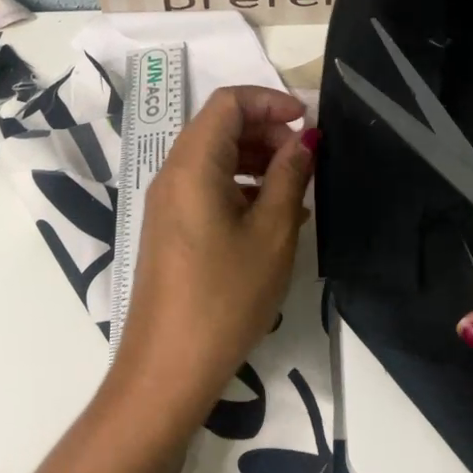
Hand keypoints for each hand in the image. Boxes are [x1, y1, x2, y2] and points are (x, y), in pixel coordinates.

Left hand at [34, 86, 315, 472]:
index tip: (306, 122)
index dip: (270, 101)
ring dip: (256, 160)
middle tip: (304, 159)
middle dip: (266, 131)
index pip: (228, 103)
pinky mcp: (170, 229)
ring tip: (296, 191)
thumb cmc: (225, 296)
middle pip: (219, 126)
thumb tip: (303, 139)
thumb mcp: (272, 233)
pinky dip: (241, 187)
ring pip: (215, 157)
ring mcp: (167, 203)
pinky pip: (207, 187)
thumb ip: (289, 176)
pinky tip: (273, 219)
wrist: (167, 371)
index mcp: (193, 165)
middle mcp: (173, 174)